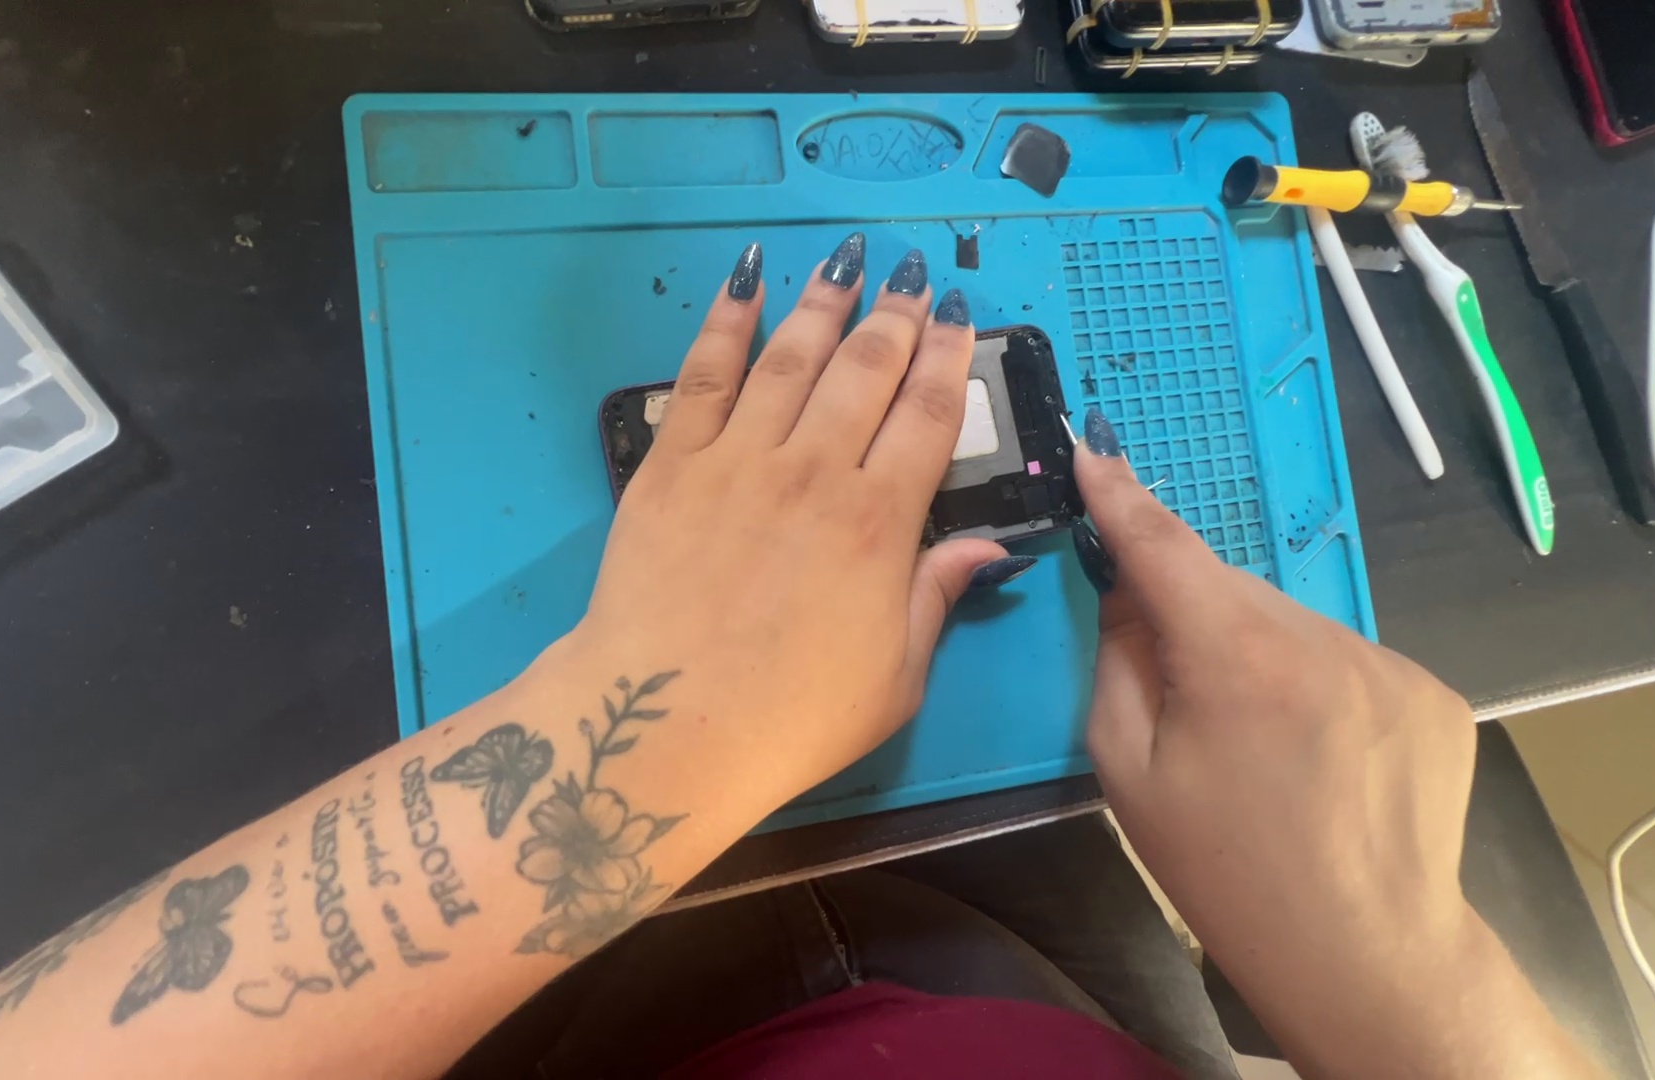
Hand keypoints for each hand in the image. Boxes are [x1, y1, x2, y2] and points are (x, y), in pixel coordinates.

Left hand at [567, 235, 1008, 811]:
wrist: (666, 726)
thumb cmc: (790, 718)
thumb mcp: (895, 678)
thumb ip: (937, 598)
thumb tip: (989, 546)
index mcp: (879, 523)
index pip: (928, 418)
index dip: (950, 360)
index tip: (960, 317)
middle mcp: (814, 472)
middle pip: (866, 371)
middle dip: (896, 316)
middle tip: (913, 274)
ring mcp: (737, 460)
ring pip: (791, 358)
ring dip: (823, 302)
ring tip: (846, 258)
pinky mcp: (672, 464)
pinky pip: (703, 376)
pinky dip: (726, 323)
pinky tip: (746, 281)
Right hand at [1073, 426, 1486, 1073]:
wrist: (1364, 955)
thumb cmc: (1217, 865)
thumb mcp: (1126, 766)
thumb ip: (1119, 658)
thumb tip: (1129, 592)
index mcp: (1237, 663)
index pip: (1164, 549)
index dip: (1121, 495)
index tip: (1094, 447)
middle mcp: (1322, 643)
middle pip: (1223, 585)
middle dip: (1180, 602)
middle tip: (1158, 666)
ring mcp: (1389, 663)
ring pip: (1278, 615)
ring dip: (1239, 639)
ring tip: (1238, 721)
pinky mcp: (1430, 688)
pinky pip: (1329, 648)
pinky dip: (1292, 666)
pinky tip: (1296, 733)